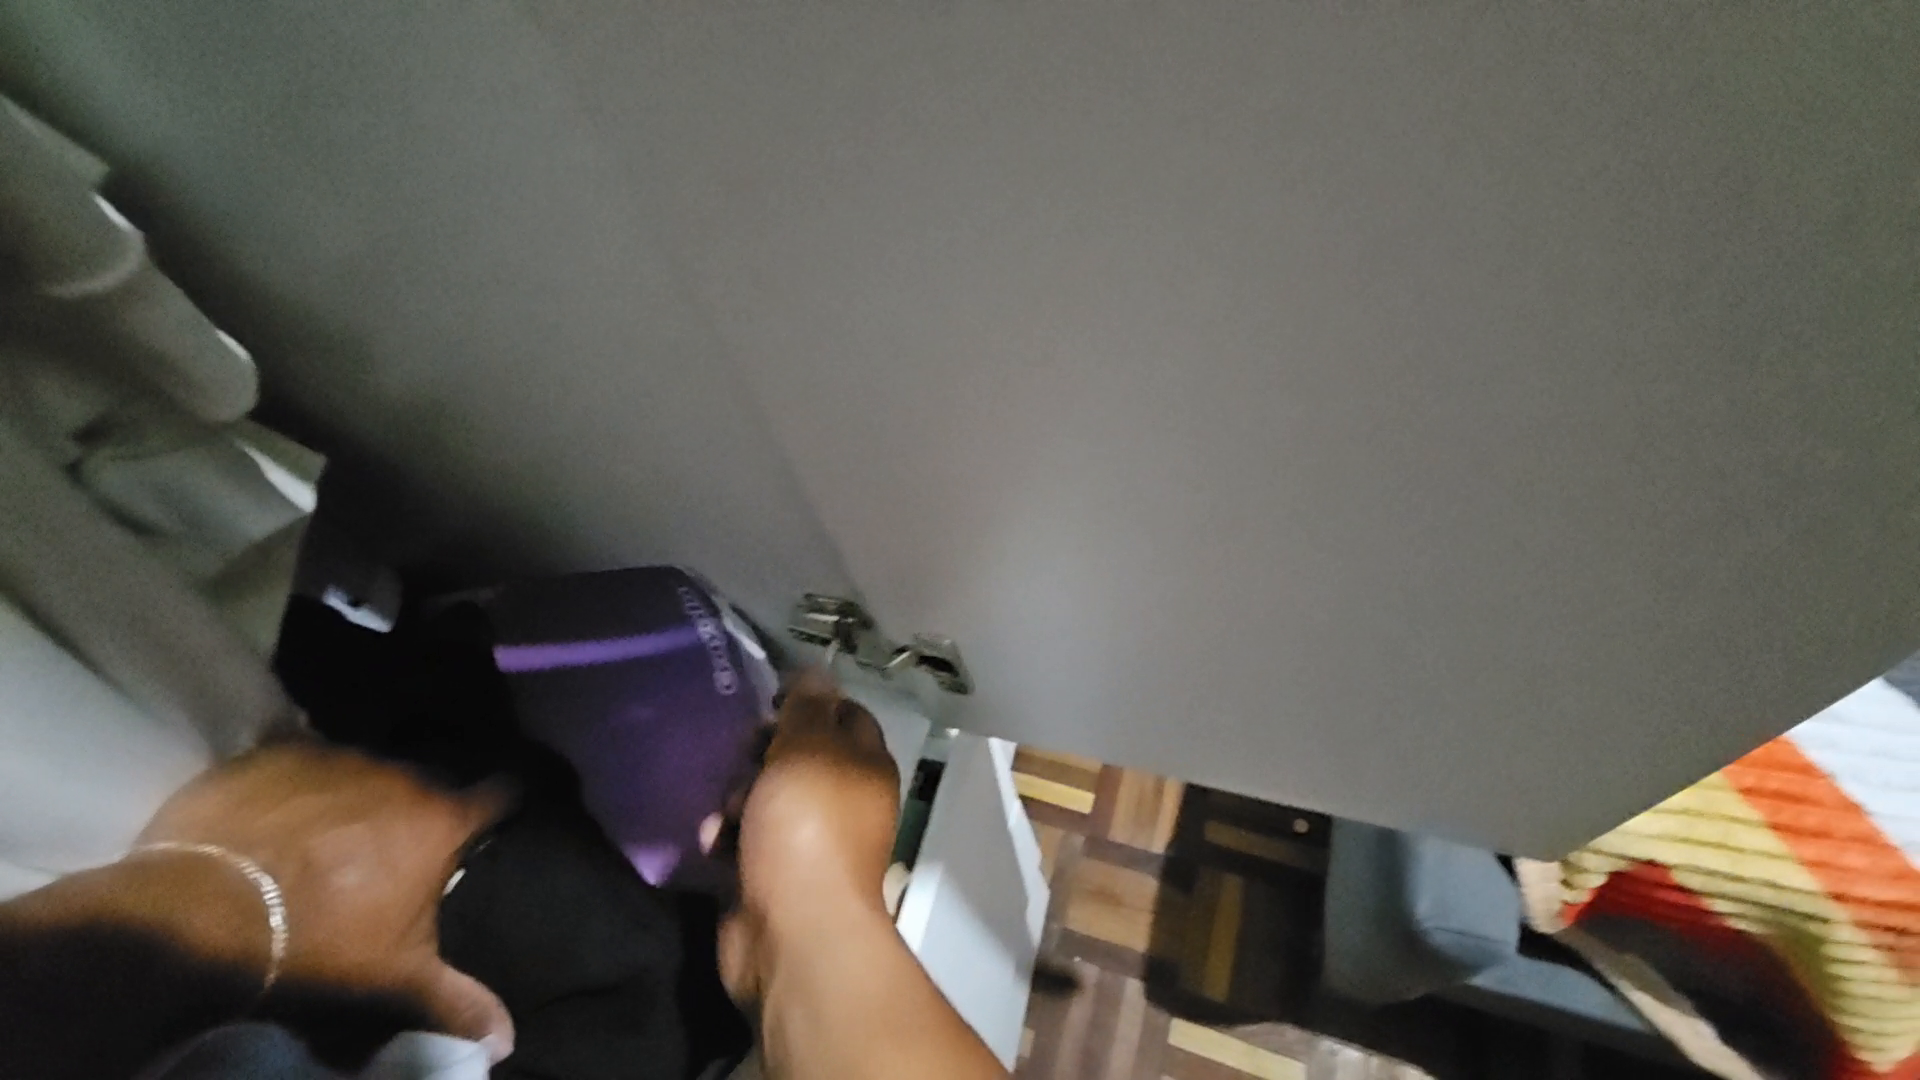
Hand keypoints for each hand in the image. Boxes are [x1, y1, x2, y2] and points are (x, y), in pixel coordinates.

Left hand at [134, 740, 514, 1059]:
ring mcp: (339, 758)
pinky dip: (298, 782)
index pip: (503, 791)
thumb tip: (510, 1042)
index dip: (504, 802)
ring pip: (366, 767)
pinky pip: (303, 758)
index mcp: (442, 821)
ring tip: (328, 829)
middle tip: (395, 841)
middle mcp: (404, 775)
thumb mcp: (393, 982)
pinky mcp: (277, 753)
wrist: (192, 919)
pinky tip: (275, 813)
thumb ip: (458, 1002)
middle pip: (430, 779)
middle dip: (420, 804)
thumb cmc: (316, 947)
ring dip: (358, 792)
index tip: (496, 816)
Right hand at [718, 671, 901, 1003]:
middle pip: (799, 754)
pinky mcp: (774, 872)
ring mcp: (809, 838)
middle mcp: (843, 798)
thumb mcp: (808, 749)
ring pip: (767, 794)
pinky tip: (713, 843)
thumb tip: (816, 672)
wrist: (793, 929)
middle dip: (764, 751)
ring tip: (727, 809)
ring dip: (739, 795)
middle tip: (743, 754)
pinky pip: (746, 837)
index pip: (844, 713)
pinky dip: (728, 837)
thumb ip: (808, 707)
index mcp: (865, 764)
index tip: (770, 699)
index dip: (809, 701)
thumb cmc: (807, 826)